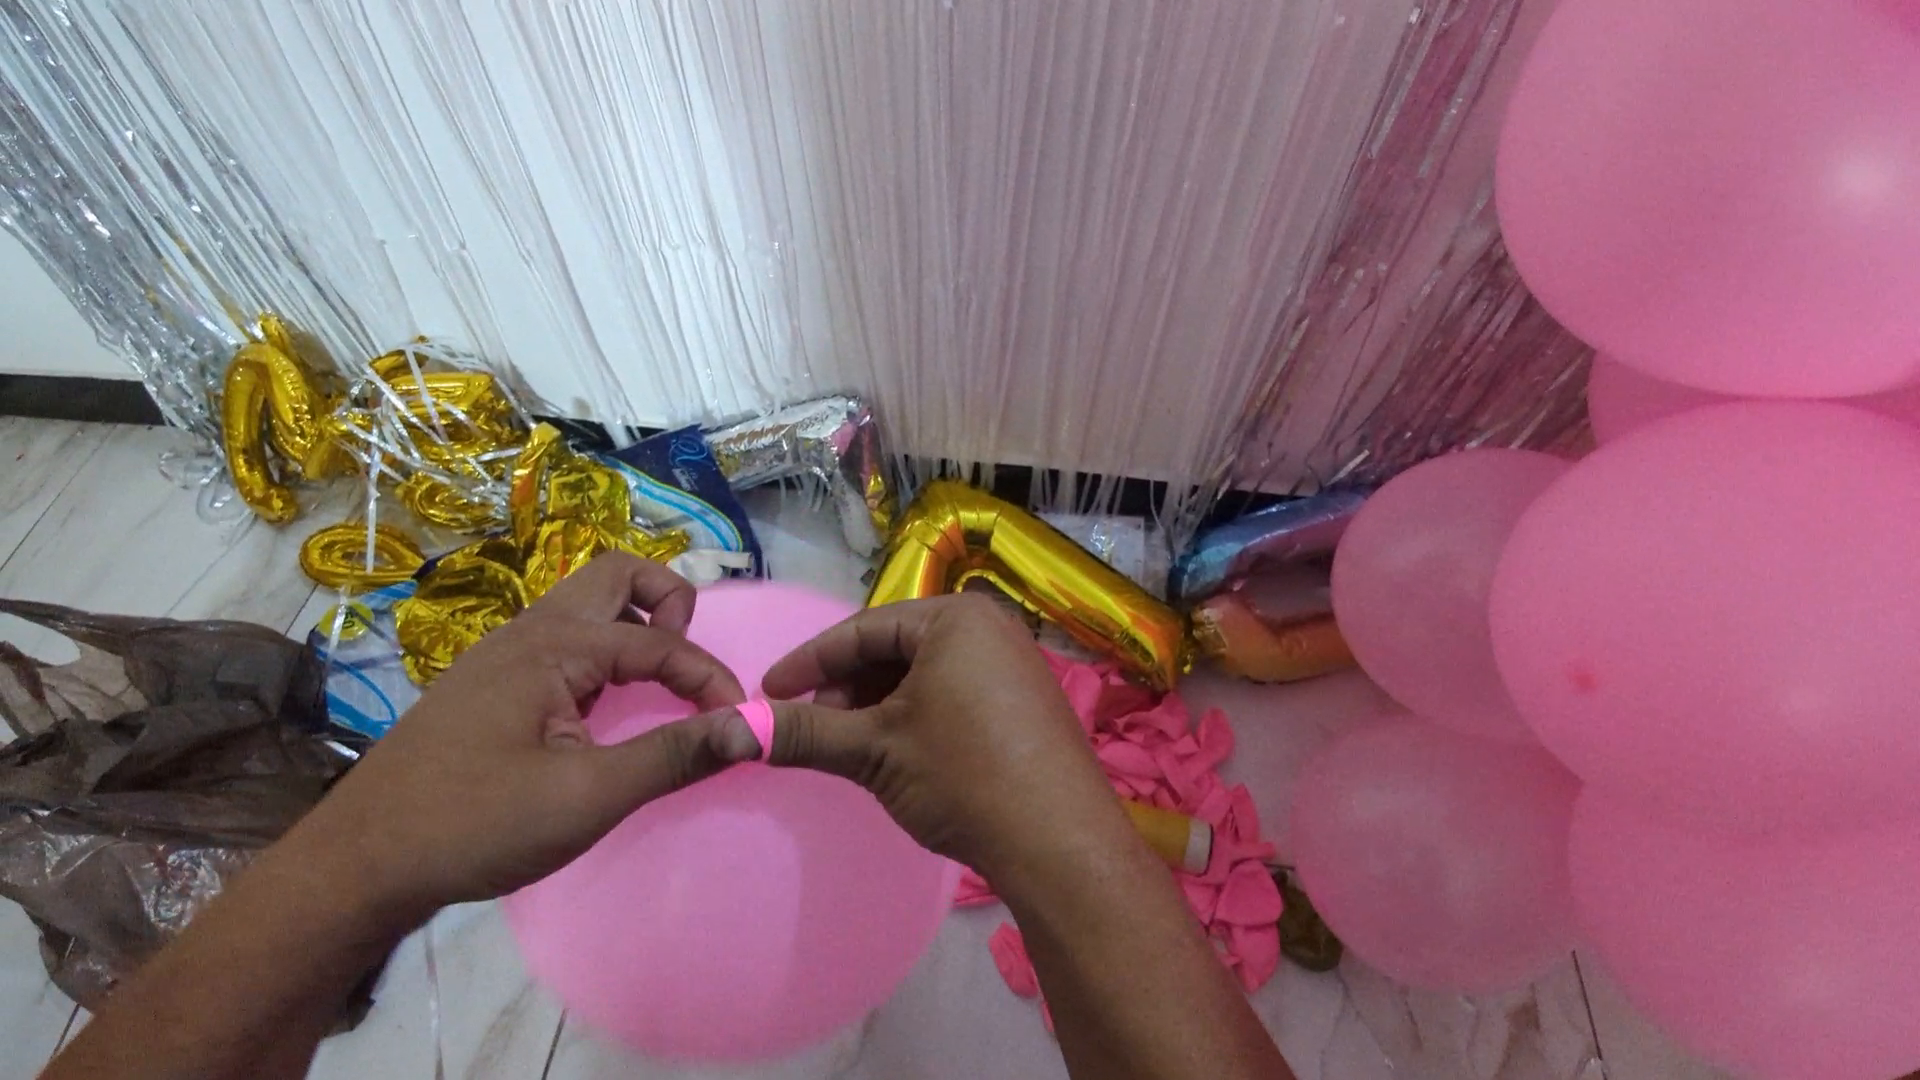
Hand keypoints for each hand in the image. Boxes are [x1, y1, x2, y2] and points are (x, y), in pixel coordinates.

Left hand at [290, 553, 754, 925]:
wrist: (356, 868)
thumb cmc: (475, 826)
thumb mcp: (588, 796)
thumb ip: (675, 755)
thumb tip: (750, 727)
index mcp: (554, 647)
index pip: (660, 641)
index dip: (709, 677)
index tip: (738, 720)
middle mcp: (530, 631)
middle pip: (617, 575)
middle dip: (670, 603)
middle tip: (688, 662)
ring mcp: (505, 654)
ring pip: (589, 603)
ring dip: (637, 624)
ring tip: (659, 679)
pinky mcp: (493, 683)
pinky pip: (568, 638)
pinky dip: (608, 651)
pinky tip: (607, 704)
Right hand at [761, 594, 1136, 888]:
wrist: (1059, 843)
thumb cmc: (962, 777)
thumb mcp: (875, 751)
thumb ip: (804, 733)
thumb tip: (733, 731)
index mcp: (956, 617)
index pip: (864, 628)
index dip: (810, 661)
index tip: (770, 692)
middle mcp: (990, 626)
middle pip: (896, 646)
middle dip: (849, 685)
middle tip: (816, 724)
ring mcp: (1014, 662)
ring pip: (926, 671)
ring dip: (881, 702)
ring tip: (855, 743)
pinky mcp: (1025, 699)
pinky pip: (956, 689)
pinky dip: (918, 713)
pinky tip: (900, 749)